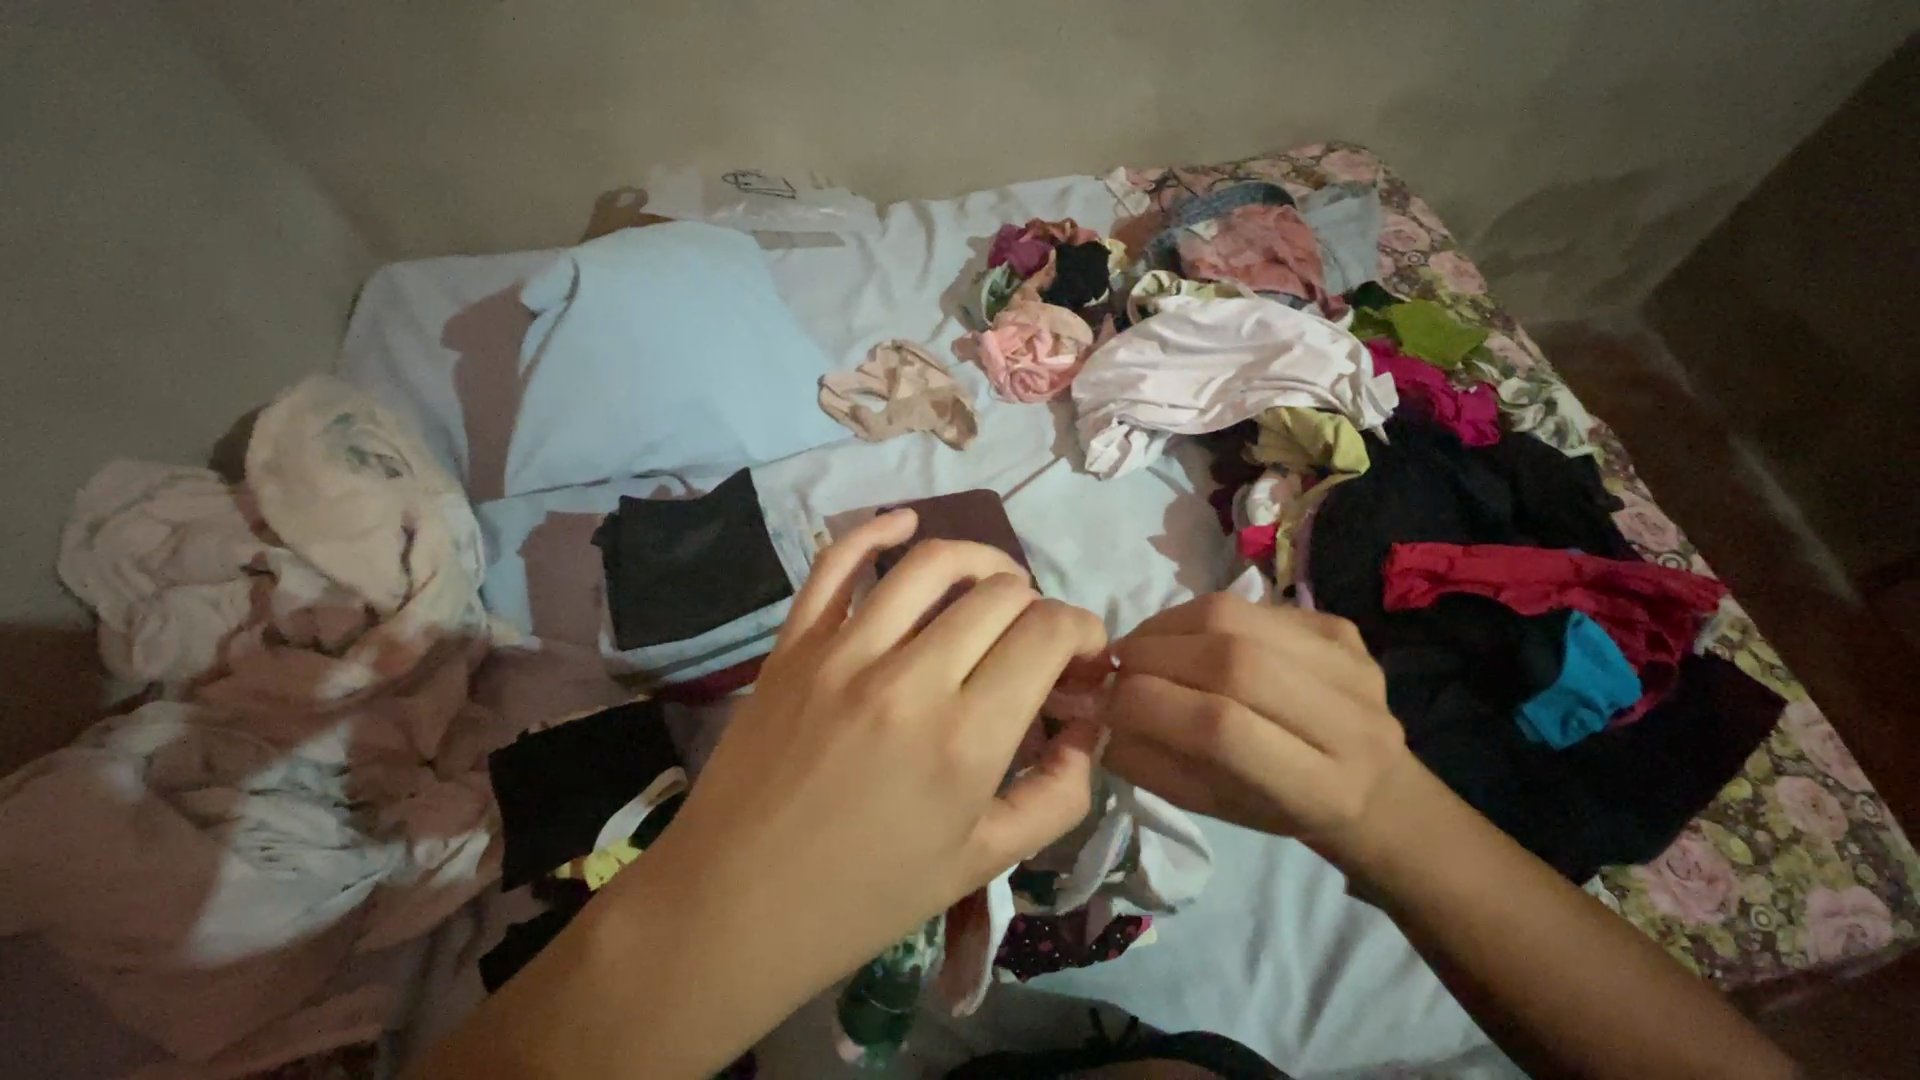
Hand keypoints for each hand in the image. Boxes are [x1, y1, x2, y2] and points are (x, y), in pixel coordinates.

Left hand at [642, 509, 1108, 990]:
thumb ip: (1056, 795)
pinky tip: (905, 522)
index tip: (1083, 658)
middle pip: (1001, 593)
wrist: (735, 906)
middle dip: (1039, 608)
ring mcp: (844, 652)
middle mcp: (911, 678)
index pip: (1049, 633)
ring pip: (931, 563)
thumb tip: (1088, 728)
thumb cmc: (865, 897)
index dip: (1084, 632)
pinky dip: (875, 531)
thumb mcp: (980, 863)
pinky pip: (835, 564)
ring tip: (995, 585)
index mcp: (967, 738)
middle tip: (1035, 644)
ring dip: (981, 561)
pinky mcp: (793, 644)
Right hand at [1102, 592, 1416, 863]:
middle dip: (1154, 656)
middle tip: (1116, 663)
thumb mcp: (1210, 806)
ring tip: (1141, 645)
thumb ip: (1149, 760)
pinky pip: (1253, 606)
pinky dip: (1200, 615)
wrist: (1370, 786)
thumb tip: (1095, 707)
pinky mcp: (1342, 629)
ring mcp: (1352, 665)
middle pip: (1233, 663)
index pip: (1220, 729)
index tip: (1101, 699)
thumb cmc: (1278, 808)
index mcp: (1318, 789)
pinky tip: (1183, 636)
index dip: (1148, 705)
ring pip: (1240, 619)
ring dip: (1169, 626)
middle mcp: (1350, 722)